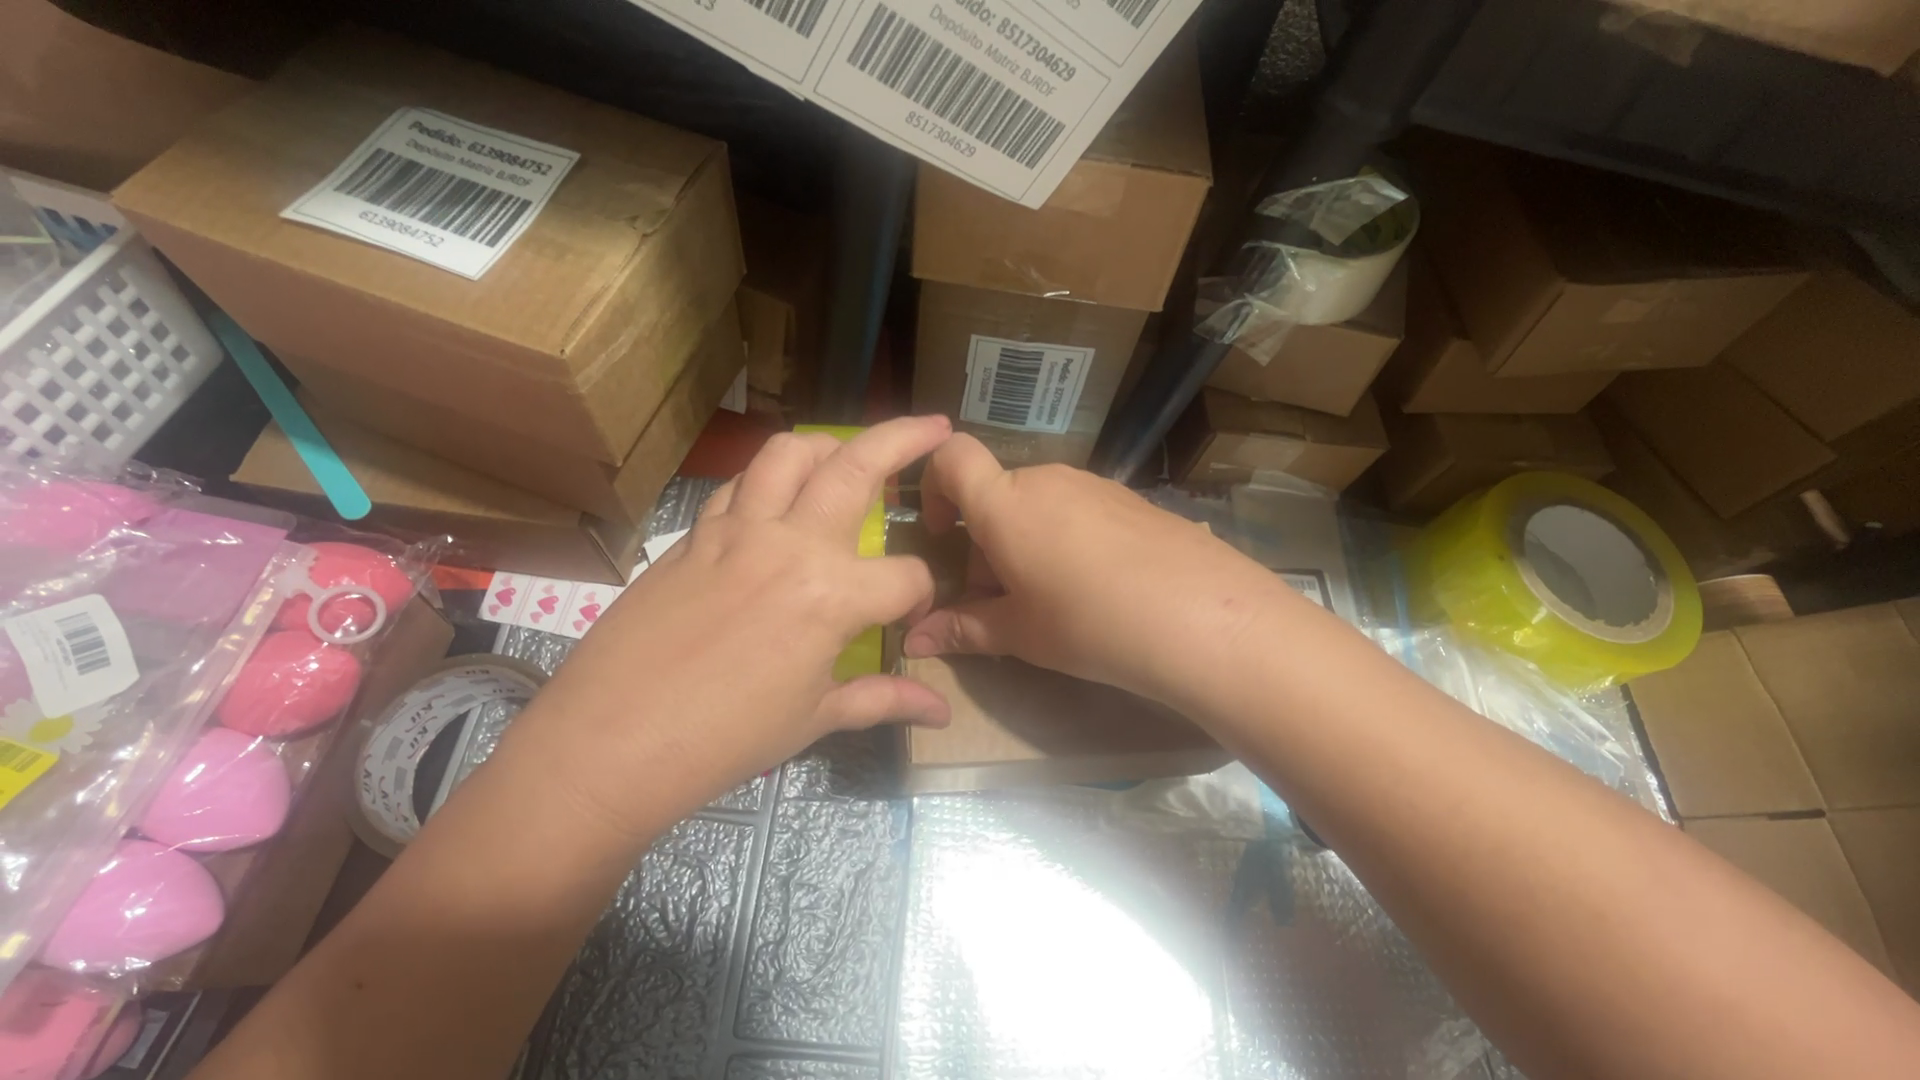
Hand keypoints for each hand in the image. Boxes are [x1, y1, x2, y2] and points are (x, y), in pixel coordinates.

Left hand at [507, 417, 953, 839]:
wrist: (611, 741)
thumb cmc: (725, 740)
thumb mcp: (814, 720)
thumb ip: (883, 699)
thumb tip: (942, 713)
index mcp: (832, 595)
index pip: (905, 576)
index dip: (920, 597)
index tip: (908, 622)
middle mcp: (790, 544)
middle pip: (857, 467)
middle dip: (905, 438)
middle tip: (934, 427)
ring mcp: (735, 533)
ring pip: (786, 454)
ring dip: (826, 444)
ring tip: (846, 453)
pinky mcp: (692, 536)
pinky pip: (737, 487)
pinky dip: (765, 481)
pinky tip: (773, 503)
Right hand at [903, 435, 1295, 708]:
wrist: (1202, 618)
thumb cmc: (1090, 624)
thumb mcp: (1021, 634)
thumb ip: (964, 630)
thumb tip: (914, 639)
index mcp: (1006, 503)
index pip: (951, 458)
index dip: (933, 485)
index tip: (940, 535)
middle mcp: (1048, 480)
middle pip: (998, 494)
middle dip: (986, 541)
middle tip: (1000, 600)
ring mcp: (1096, 486)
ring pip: (1040, 505)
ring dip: (1028, 543)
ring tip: (1053, 602)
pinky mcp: (1134, 501)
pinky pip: (1081, 511)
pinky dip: (1069, 541)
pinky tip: (1100, 590)